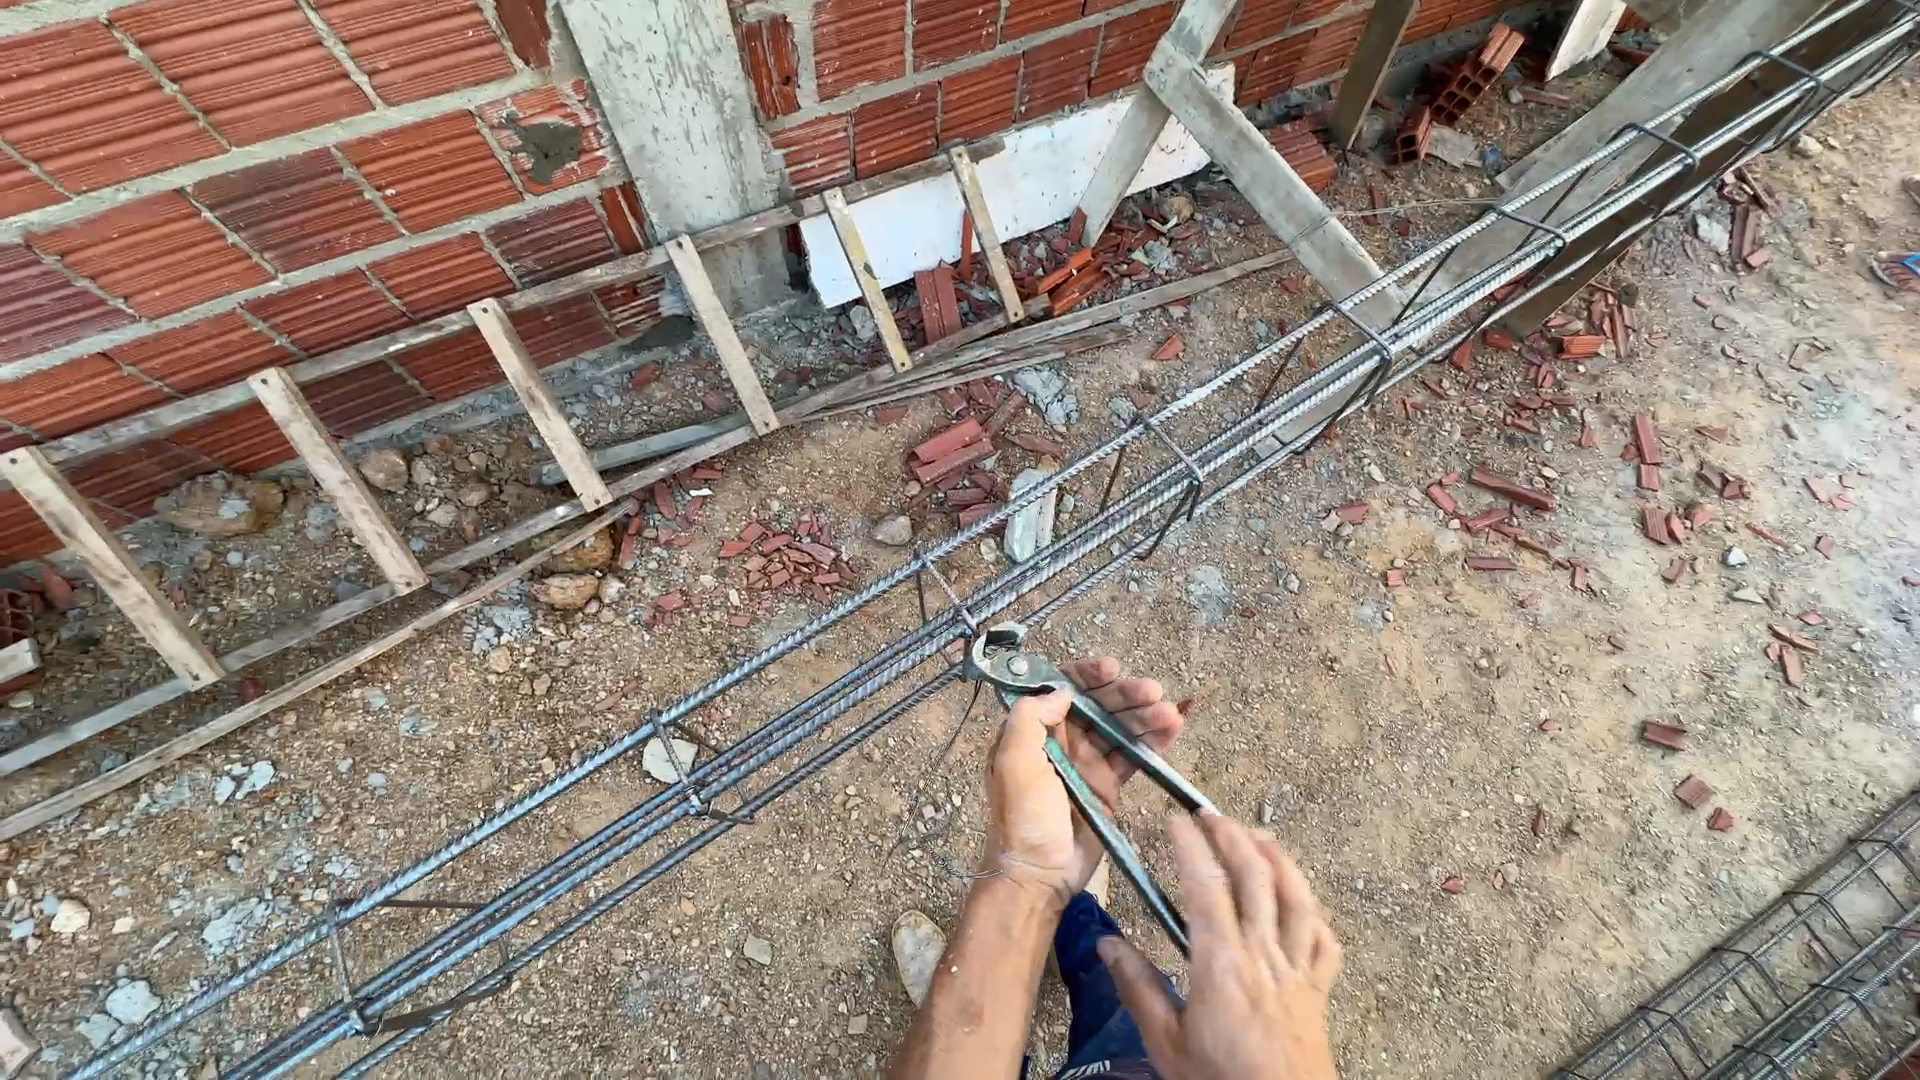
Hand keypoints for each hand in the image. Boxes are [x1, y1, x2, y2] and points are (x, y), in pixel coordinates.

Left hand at [981, 658, 1183, 903]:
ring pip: (1119, 727)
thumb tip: (1062, 691)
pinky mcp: (1108, 785)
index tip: (1111, 669)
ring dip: (1144, 715)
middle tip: (1153, 691)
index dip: (1086, 674)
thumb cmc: (1022, 816)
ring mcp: (1086, 761)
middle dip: (1124, 694)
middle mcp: (1060, 739)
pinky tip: (1173, 728)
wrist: (1038, 874)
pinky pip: (1132, 756)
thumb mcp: (1013, 761)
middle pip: (1096, 704)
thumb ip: (1030, 718)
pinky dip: (1152, 742)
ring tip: (1170, 712)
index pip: (1060, 688)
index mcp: (1033, 728)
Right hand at [1098, 816, 1340, 1079]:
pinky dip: (1314, 910)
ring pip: (1296, 898)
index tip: (1175, 819)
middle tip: (1209, 813)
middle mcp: (1264, 955)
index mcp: (1222, 964)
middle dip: (1232, 836)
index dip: (1191, 844)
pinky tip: (1301, 896)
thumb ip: (1137, 988)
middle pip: (1255, 877)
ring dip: (1278, 858)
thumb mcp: (1166, 1044)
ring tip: (1257, 833)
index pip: (1206, 885)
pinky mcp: (1320, 992)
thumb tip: (1104, 942)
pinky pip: (1326, 941)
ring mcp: (1298, 971)